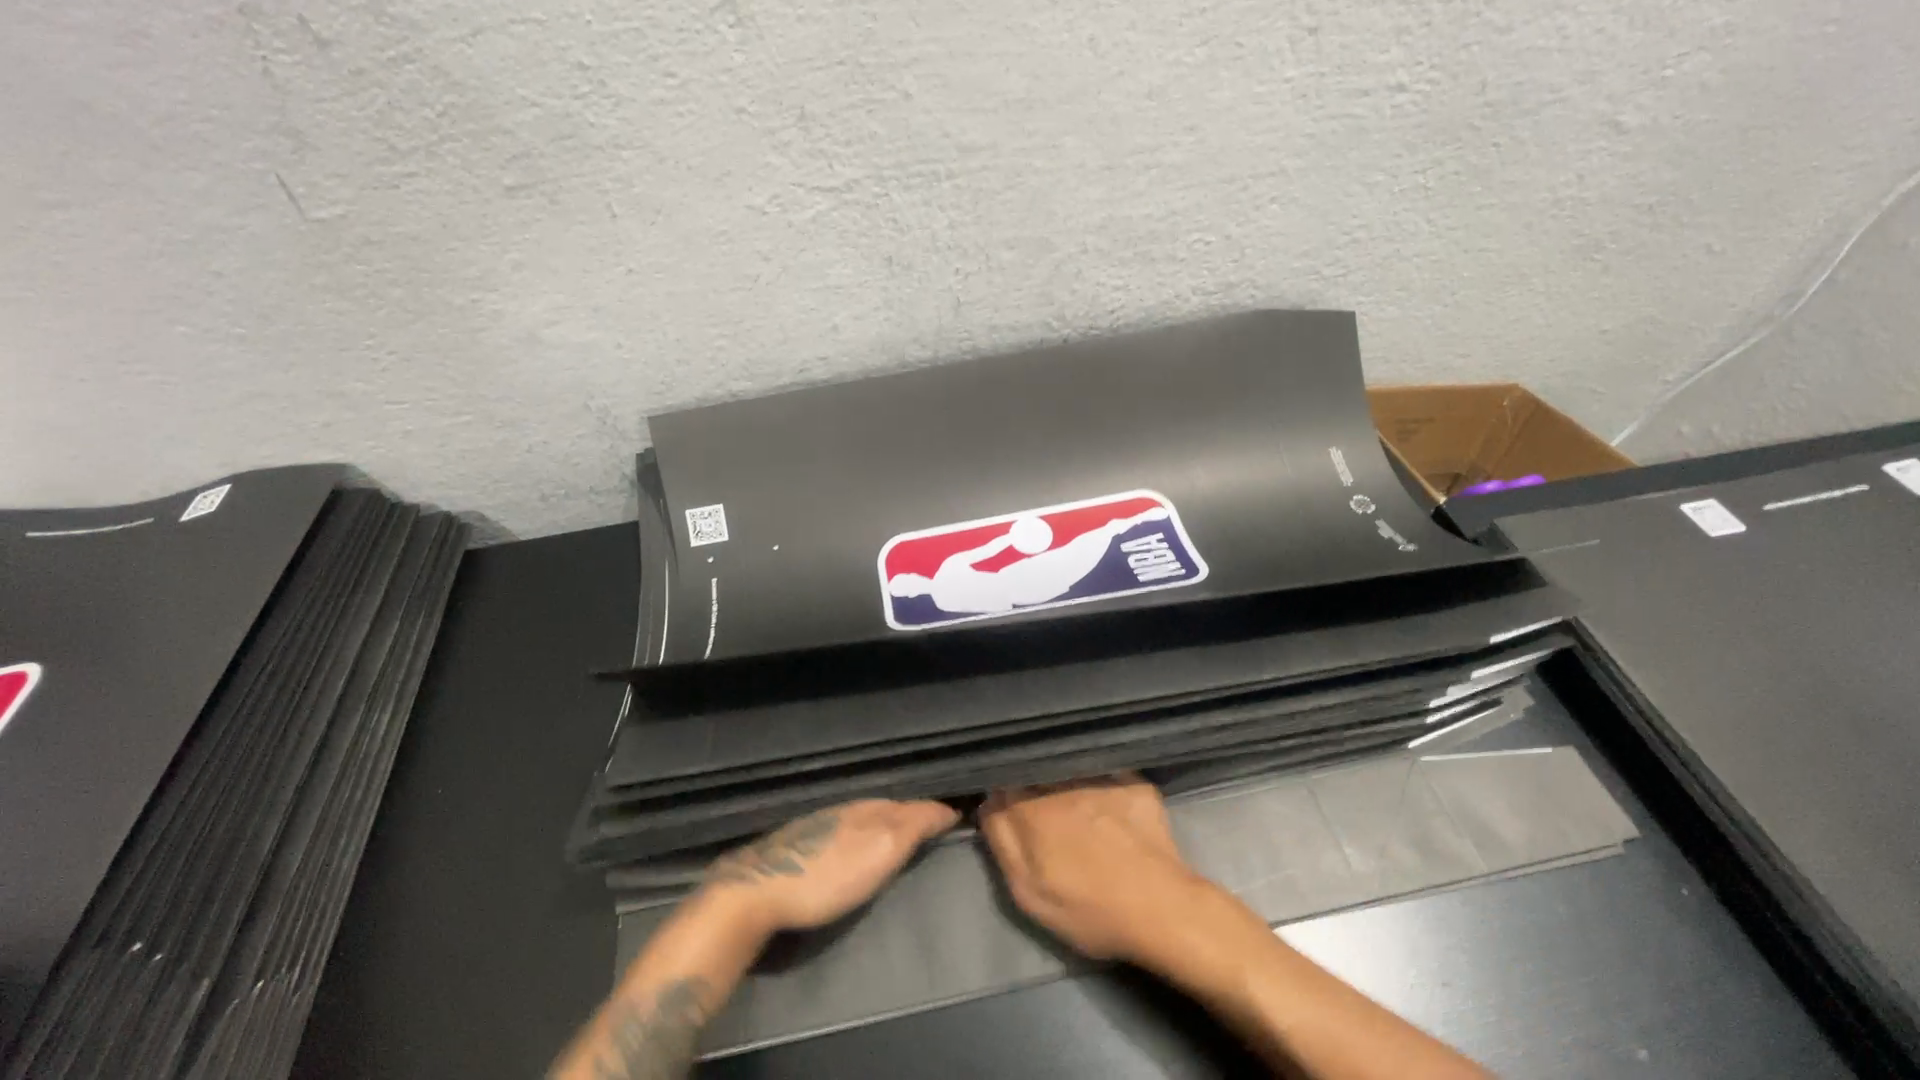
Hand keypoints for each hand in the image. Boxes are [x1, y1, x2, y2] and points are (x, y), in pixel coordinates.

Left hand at [701, 799, 959, 934]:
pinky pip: (845, 825)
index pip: (913, 807)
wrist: (756, 889)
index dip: (935, 813)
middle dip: (913, 813)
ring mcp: (822, 823)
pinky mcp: (800, 841)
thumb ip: (910, 828)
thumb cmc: (825, 878)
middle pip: (890, 806)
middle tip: (933, 824)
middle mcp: (849, 809)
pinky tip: (858, 843)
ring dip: (888, 820)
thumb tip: (943, 809)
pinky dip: (863, 829)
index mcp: (871, 811)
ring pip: (866, 814)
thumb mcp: (878, 853)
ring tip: (902, 832)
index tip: (955, 819)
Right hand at [979, 774, 1214, 964]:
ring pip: (1069, 767)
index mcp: (1032, 808)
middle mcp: (1063, 782)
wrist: (1164, 911)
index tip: (1007, 808)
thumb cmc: (1090, 911)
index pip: (1002, 782)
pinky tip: (1107, 806)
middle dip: (1032, 783)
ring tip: (1077, 808)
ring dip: (1065, 780)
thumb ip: (1002, 842)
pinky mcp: (1133, 781)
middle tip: (1045, 814)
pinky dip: (1100, 784)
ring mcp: (1101, 777)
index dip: (1002, 793)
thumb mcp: (1028, 893)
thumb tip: (989, 803)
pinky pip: (1105, 772)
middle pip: (1035, 770)